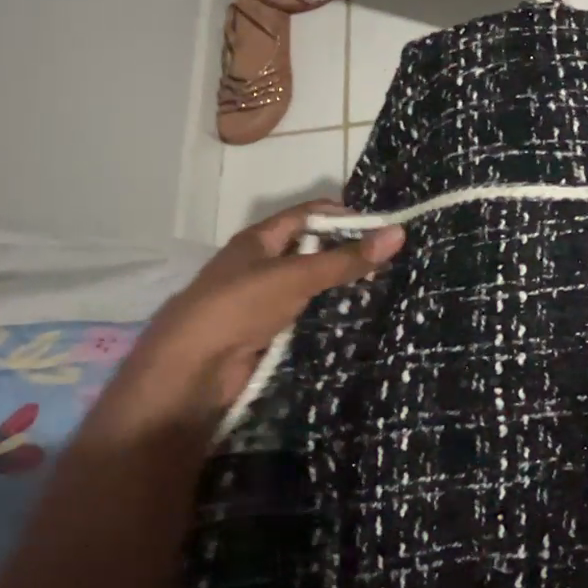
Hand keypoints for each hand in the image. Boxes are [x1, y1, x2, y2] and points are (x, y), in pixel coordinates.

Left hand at [115, 202, 405, 424]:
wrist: (189, 373)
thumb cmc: (239, 307)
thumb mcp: (297, 276)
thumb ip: (347, 258)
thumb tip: (399, 232)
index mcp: (257, 240)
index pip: (307, 215)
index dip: (342, 215)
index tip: (380, 227)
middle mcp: (257, 266)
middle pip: (308, 249)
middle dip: (344, 252)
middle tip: (386, 259)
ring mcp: (258, 301)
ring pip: (306, 284)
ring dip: (336, 285)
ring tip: (379, 287)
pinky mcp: (262, 334)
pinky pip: (301, 316)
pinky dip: (324, 314)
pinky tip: (351, 318)